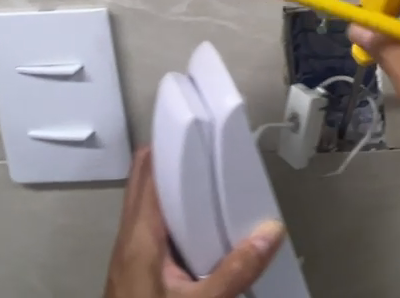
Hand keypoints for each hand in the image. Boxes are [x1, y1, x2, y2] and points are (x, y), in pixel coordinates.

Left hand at [104, 146, 284, 297]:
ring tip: (213, 178)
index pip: (146, 173)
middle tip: (210, 146)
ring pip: (146, 207)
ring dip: (173, 189)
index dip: (167, 143)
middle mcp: (128, 242)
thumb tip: (272, 230)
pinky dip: (174, 215)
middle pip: (143, 184)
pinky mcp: (133, 276)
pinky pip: (152, 230)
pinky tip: (203, 227)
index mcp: (139, 238)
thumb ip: (235, 270)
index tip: (196, 123)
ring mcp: (127, 260)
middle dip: (172, 160)